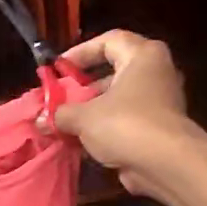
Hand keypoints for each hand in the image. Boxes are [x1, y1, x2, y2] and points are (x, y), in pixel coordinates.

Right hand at [51, 30, 206, 195]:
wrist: (165, 164)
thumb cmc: (125, 125)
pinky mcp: (158, 129)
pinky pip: (126, 122)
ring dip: (92, 112)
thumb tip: (40, 120)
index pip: (108, 41)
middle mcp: (155, 73)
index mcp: (142, 55)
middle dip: (83, 88)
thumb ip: (60, 114)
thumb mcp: (85, 117)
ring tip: (66, 124)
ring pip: (119, 100)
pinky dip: (106, 129)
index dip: (80, 53)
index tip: (59, 68)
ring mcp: (160, 102)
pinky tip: (84, 143)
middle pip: (113, 72)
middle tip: (60, 99)